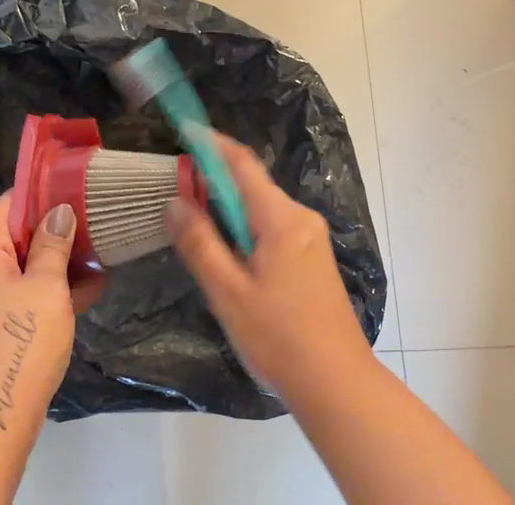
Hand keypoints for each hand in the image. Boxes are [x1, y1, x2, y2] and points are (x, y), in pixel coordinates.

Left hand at [0, 191, 101, 437]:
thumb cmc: (21, 343)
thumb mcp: (46, 286)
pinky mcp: (1, 324)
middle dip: (59, 226)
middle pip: (20, 233)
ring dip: (62, 259)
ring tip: (103, 251)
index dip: (43, 191)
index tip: (78, 185)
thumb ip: (54, 243)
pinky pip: (28, 292)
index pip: (10, 203)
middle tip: (98, 218)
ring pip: (28, 264)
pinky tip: (93, 287)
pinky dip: (55, 288)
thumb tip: (59, 210)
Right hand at [165, 135, 373, 399]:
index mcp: (281, 218)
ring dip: (229, 209)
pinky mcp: (314, 260)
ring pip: (262, 209)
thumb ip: (199, 243)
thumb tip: (176, 200)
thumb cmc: (279, 338)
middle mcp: (301, 218)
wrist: (338, 383)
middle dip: (214, 181)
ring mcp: (312, 238)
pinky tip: (229, 255)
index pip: (242, 164)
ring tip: (196, 227)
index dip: (211, 144)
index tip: (184, 131)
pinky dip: (246, 228)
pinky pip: (274, 228)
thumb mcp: (228, 293)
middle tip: (177, 192)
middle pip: (252, 186)